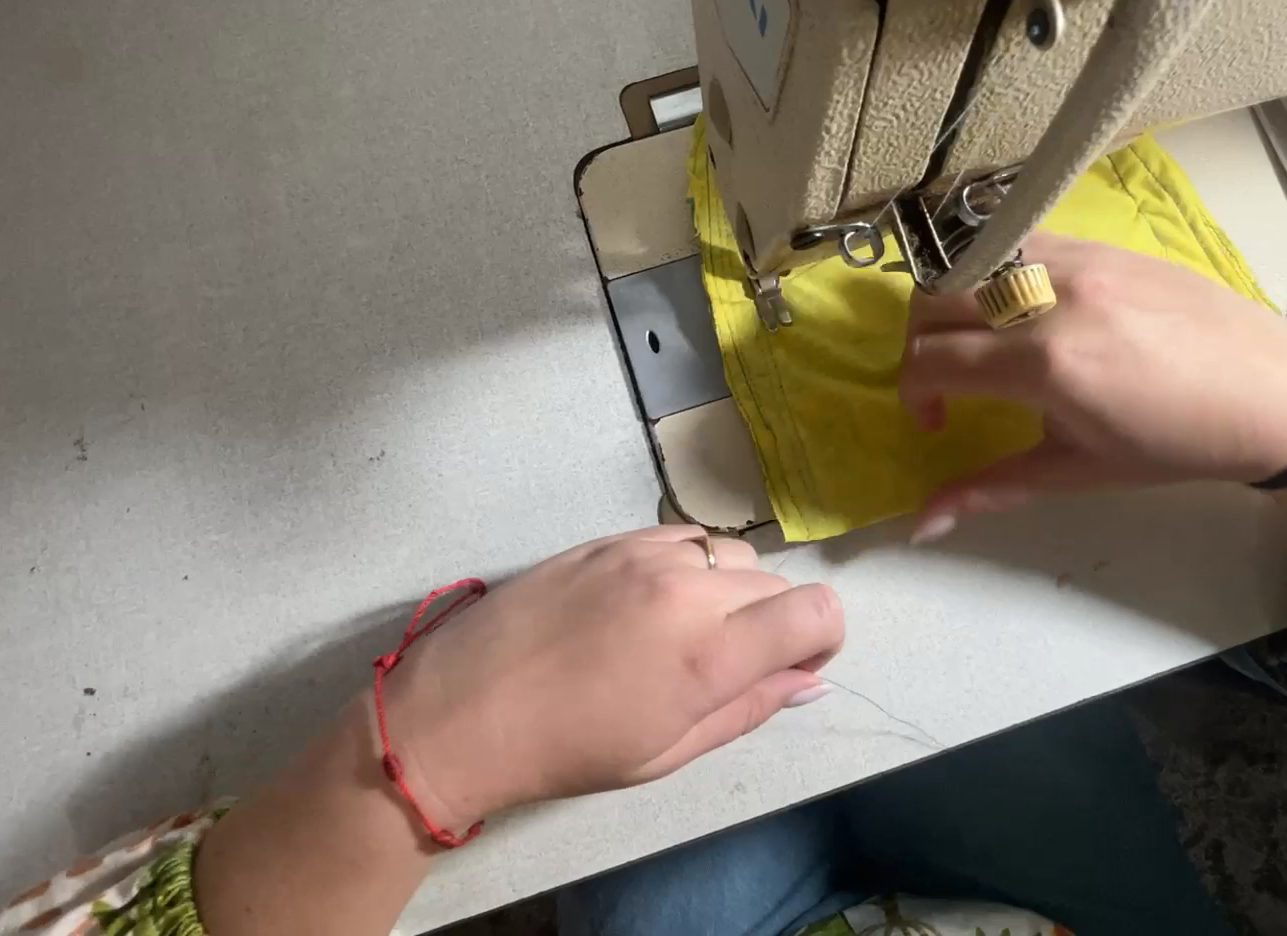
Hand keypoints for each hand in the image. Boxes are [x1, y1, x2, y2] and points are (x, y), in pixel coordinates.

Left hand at [376, 526, 842, 831]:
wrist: (464, 706)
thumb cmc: (570, 748)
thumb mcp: (669, 751)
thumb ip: (750, 707)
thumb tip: (809, 678)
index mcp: (707, 653)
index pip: (816, 610)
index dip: (822, 638)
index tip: (792, 662)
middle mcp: (688, 587)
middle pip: (776, 581)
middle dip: (771, 620)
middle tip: (725, 658)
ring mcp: (646, 552)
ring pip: (731, 551)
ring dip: (728, 587)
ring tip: (681, 625)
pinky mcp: (612, 535)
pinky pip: (682, 536)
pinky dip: (687, 564)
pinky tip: (646, 597)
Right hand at [900, 234, 1286, 535]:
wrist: (1277, 394)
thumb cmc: (1174, 445)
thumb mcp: (1074, 472)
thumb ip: (986, 489)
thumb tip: (921, 525)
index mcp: (1043, 363)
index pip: (929, 359)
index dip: (914, 395)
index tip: (939, 422)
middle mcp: (1048, 298)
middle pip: (931, 300)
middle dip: (917, 345)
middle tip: (945, 381)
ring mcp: (1074, 261)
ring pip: (965, 263)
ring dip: (949, 304)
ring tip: (977, 341)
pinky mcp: (1097, 244)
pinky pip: (1012, 246)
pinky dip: (991, 276)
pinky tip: (1019, 310)